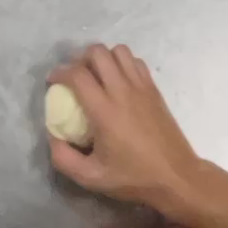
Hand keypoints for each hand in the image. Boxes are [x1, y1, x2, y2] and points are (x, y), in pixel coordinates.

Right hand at [47, 45, 215, 220]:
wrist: (175, 175)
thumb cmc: (133, 177)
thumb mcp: (91, 177)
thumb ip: (63, 157)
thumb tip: (52, 134)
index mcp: (104, 110)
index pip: (78, 75)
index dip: (60, 72)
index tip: (53, 80)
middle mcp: (122, 90)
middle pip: (98, 52)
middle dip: (80, 57)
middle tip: (74, 75)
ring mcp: (141, 86)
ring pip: (119, 51)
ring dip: (103, 57)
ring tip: (96, 73)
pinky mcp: (154, 88)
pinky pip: (135, 61)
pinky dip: (122, 62)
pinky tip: (118, 80)